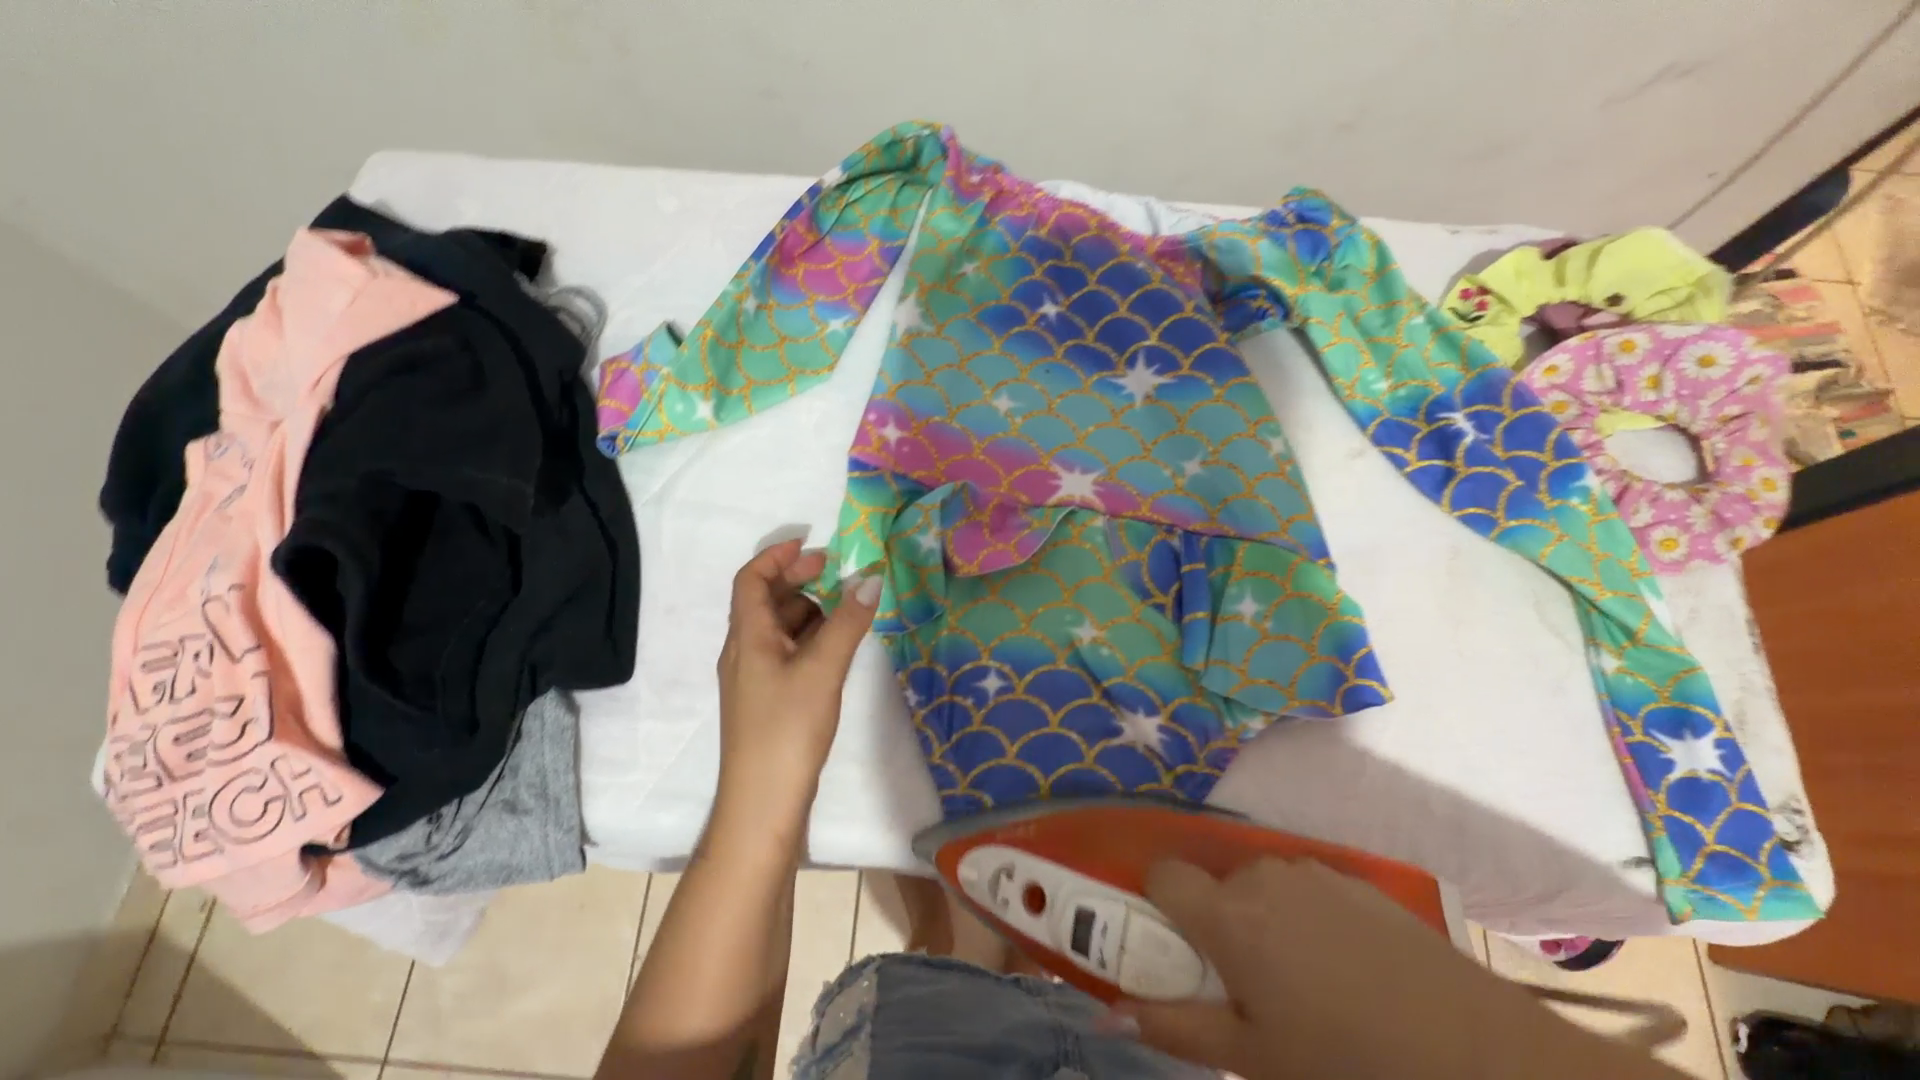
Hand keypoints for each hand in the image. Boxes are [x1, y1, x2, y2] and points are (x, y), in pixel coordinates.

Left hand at [713, 539, 880, 835]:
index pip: (751, 579)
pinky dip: (812, 638)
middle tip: (839, 572)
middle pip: (766, 600)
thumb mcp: (822, 670)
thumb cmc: (787, 729)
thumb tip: (870, 578)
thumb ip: (847, 623)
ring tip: (848, 605)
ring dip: (810, 609)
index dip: (777, 556)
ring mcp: (756, 678)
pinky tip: (839, 646)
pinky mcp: (770, 700)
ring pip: (780, 628)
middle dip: (800, 580)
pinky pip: (788, 653)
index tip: (814, 546)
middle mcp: (745, 651)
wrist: (763, 802)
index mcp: (747, 637)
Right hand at [1117, 859, 1670, 1079]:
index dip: (1156, 906)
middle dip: (1214, 924)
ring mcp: (1317, 873)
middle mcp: (1265, 875)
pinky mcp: (1359, 882)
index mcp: (1229, 914)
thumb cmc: (1347, 1061)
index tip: (1174, 951)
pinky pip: (1306, 889)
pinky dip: (1304, 919)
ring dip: (1261, 920)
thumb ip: (1173, 1027)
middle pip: (1214, 883)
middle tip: (1243, 987)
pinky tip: (1344, 972)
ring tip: (1300, 985)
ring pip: (1261, 886)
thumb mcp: (1251, 1059)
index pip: (1162, 874)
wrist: (1478, 1052)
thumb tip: (1108, 1013)